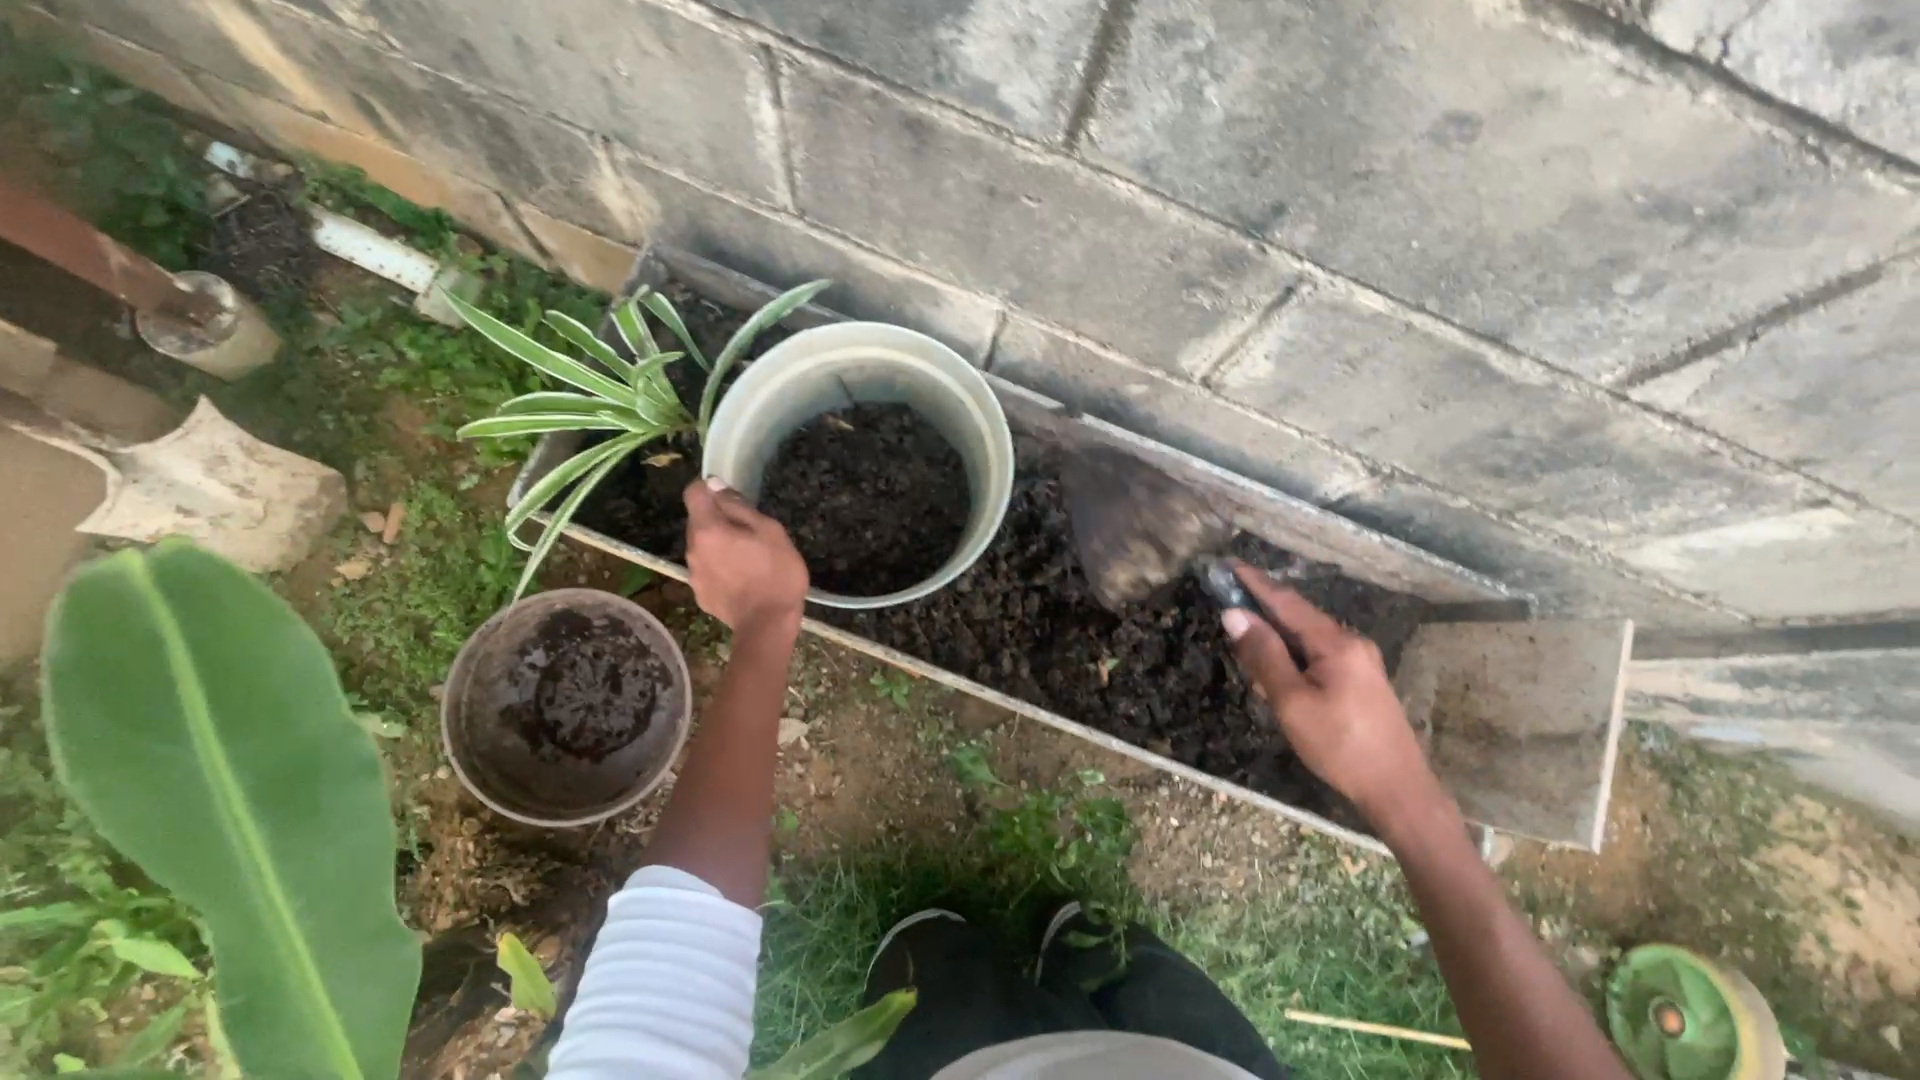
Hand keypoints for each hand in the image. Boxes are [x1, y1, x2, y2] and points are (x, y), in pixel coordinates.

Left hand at [683, 478, 808, 637]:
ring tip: (747, 559)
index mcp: (707, 529)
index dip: (709, 487)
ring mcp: (694, 574)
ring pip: (702, 547)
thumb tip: (717, 487)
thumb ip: (739, 507)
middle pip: (697, 521)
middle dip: (717, 520)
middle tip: (748, 532)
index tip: (729, 495)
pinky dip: (720, 568)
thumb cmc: (776, 573)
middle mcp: (692, 549)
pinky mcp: (700, 594)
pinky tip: (742, 580)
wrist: (767, 625)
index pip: (693, 492)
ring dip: (718, 545)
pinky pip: (707, 570)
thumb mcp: (769, 531)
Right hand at [1222, 561, 1444, 829]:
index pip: (1286, 602)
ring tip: (1250, 661)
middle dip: (1262, 616)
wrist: (1397, 790)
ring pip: (1306, 641)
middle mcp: (1351, 643)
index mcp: (1336, 643)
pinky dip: (1291, 660)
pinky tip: (1279, 681)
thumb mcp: (1291, 702)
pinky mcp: (1361, 683)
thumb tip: (1234, 614)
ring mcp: (1360, 663)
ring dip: (1275, 643)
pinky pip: (1317, 658)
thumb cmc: (1340, 746)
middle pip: (1297, 619)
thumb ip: (1263, 656)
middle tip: (1227, 620)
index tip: (1226, 565)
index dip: (1254, 583)